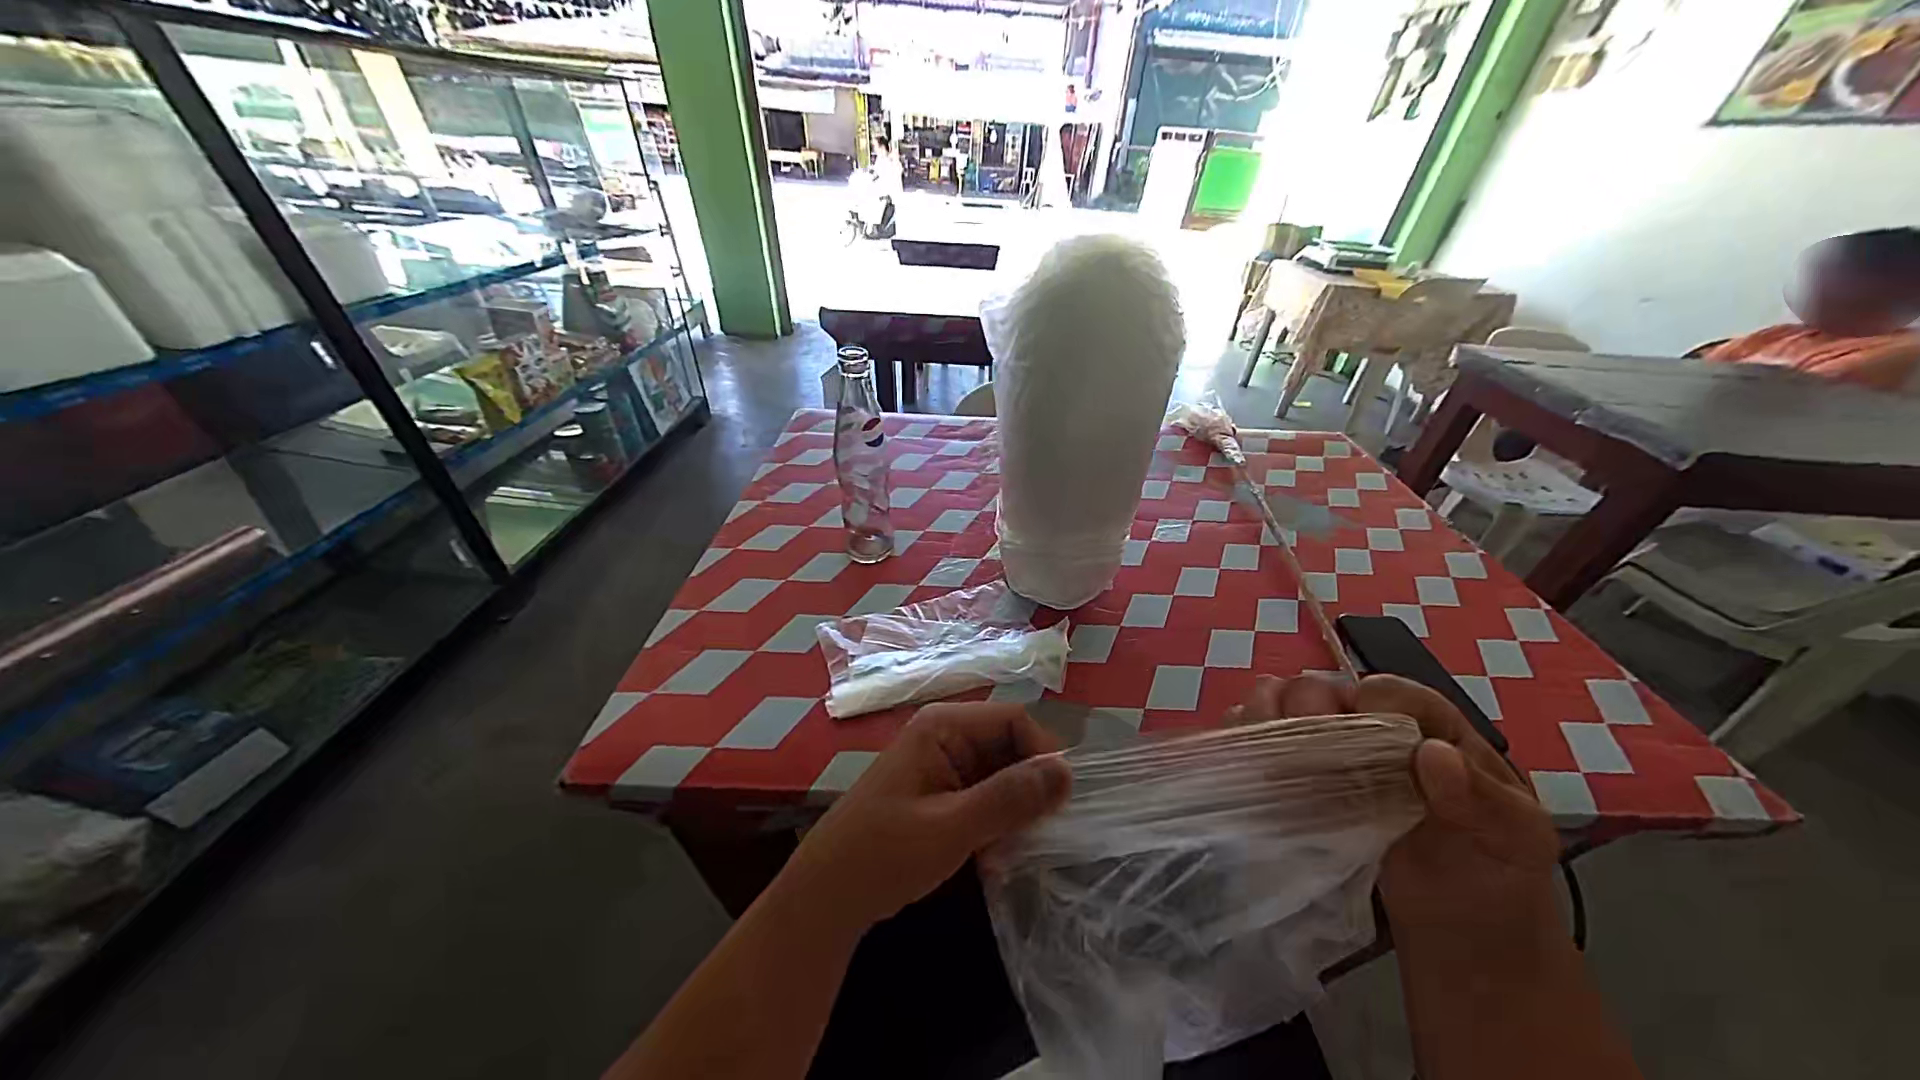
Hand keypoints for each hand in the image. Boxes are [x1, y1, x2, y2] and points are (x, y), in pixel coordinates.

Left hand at [780, 702, 1071, 932]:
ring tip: (1005, 854)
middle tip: (1030, 838)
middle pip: (1010, 748)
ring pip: (1002, 776)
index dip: (1042, 756)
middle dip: (1026, 791)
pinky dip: (995, 824)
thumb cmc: (883, 854)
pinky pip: (985, 796)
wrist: (827, 896)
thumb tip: (1066, 772)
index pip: (1015, 720)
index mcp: (943, 726)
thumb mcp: (952, 827)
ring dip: (1011, 813)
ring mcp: (942, 764)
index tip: (1057, 806)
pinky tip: (990, 858)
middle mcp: (945, 736)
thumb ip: (1009, 798)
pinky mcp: (940, 792)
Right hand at [1228, 673, 1562, 939]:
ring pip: (1277, 706)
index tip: (1355, 729)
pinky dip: (1242, 743)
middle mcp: (1367, 728)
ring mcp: (1325, 752)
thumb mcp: (1518, 840)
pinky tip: (1245, 763)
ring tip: (1266, 751)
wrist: (1460, 929)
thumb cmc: (1495, 875)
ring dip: (1263, 719)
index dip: (1368, 702)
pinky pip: (1256, 743)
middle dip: (1302, 708)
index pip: (1389, 690)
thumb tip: (1432, 754)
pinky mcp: (1293, 780)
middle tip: (1302, 746)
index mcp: (1428, 725)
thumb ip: (1483, 797)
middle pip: (1318, 688)